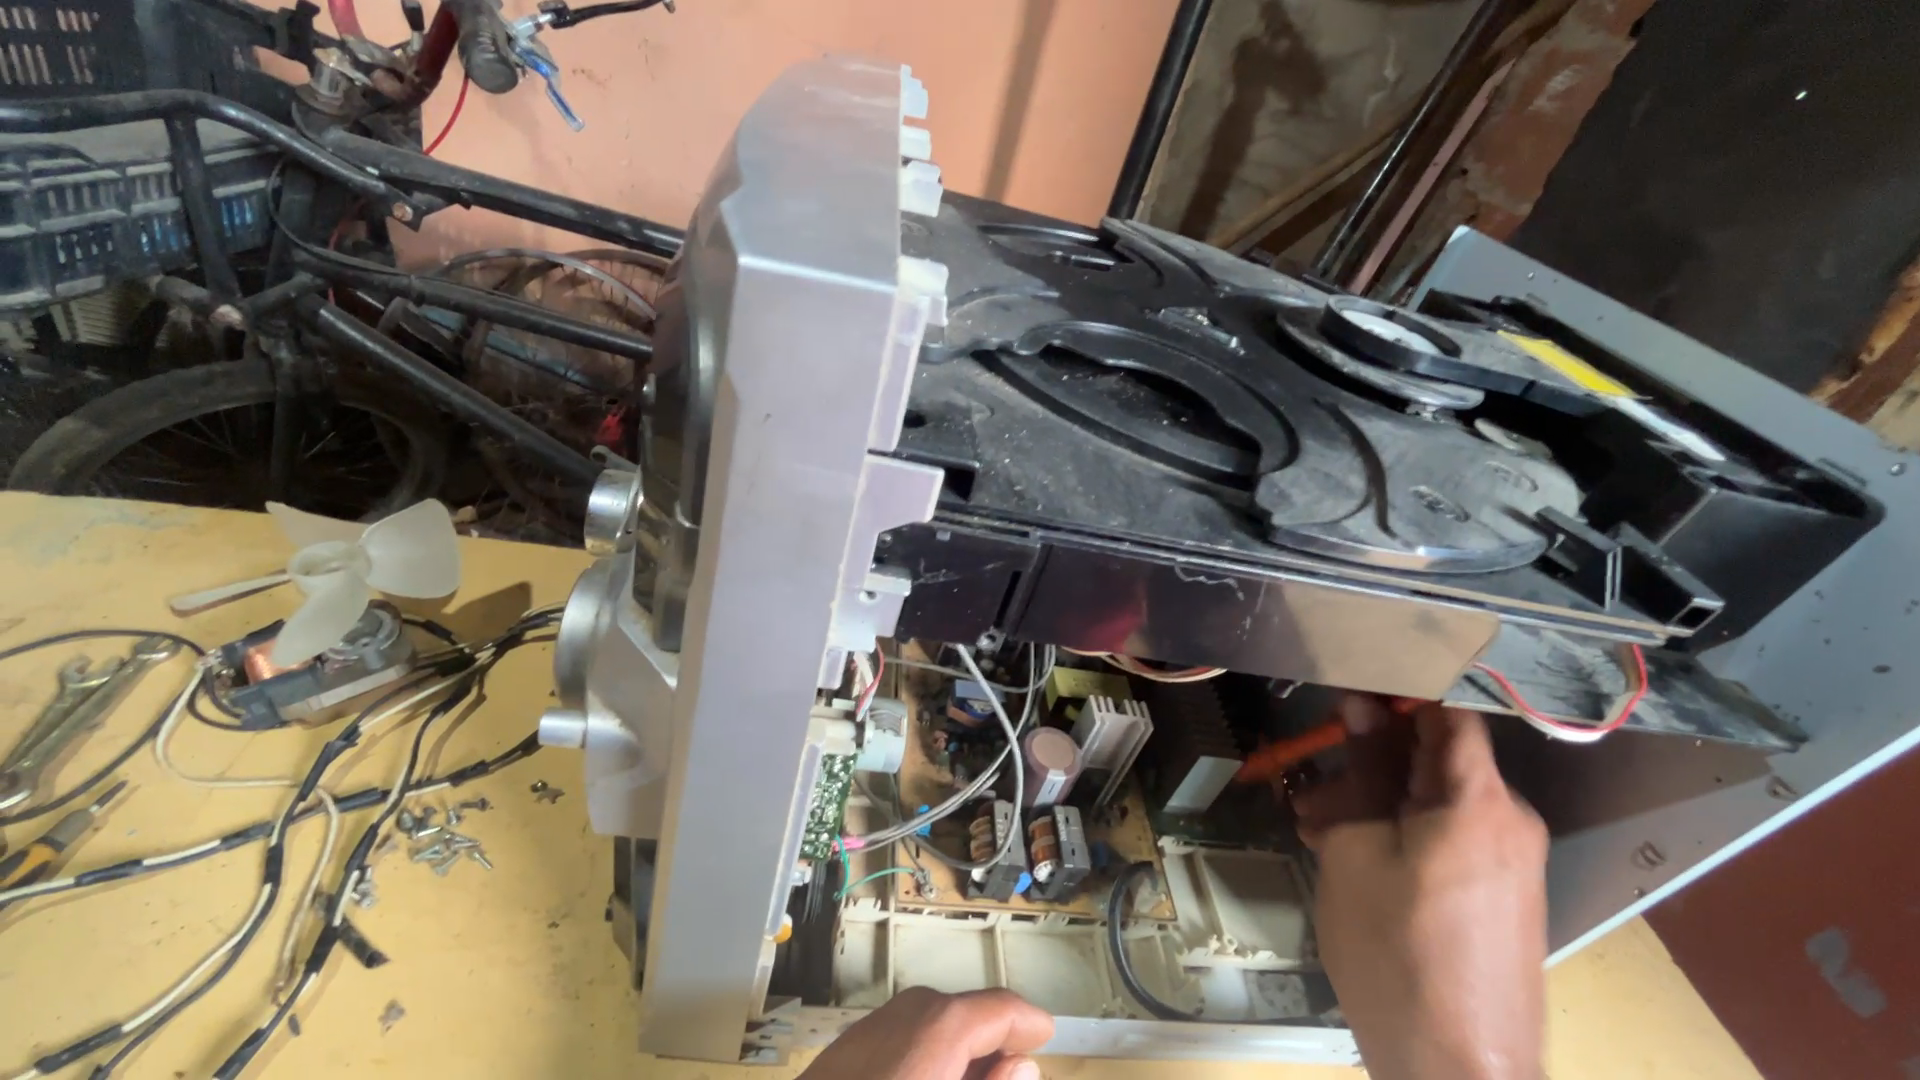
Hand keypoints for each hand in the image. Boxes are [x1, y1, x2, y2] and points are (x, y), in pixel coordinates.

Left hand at [798, 986, 1052, 1079]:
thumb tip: (1021, 1066)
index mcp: (938, 1025)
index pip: (998, 1008)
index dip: (1026, 1023)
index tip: (1046, 1037)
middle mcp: (902, 1014)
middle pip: (962, 1014)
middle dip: (990, 1041)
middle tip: (1011, 1073)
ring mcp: (865, 1032)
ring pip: (928, 1027)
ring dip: (955, 1053)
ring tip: (969, 1079)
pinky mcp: (839, 1057)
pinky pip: (897, 1043)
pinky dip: (921, 1060)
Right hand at [1294, 696, 1547, 1079]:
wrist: (1456, 1069)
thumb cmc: (1396, 949)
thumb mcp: (1356, 849)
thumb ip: (1363, 773)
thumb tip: (1360, 711)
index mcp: (1480, 801)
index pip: (1448, 712)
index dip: (1395, 695)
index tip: (1341, 699)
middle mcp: (1508, 820)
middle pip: (1436, 759)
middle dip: (1369, 759)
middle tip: (1309, 781)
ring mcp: (1508, 861)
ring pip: (1433, 801)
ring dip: (1373, 801)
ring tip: (1315, 826)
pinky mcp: (1498, 894)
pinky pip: (1446, 838)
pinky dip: (1398, 833)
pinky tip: (1347, 856)